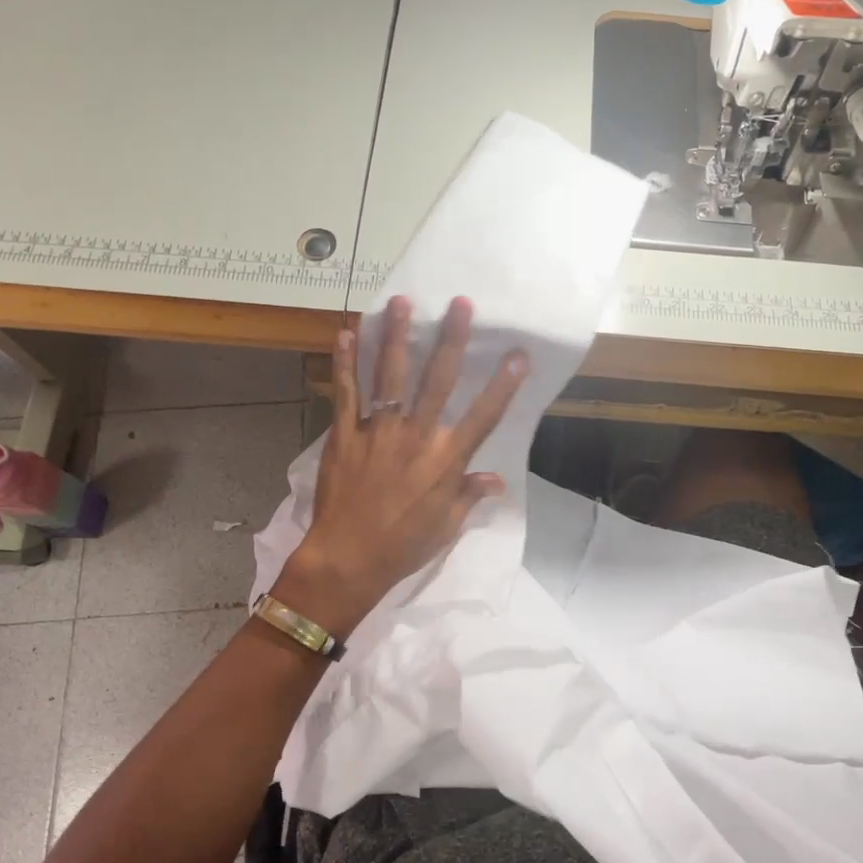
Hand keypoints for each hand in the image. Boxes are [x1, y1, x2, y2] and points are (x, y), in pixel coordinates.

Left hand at [276, 295, 526, 636]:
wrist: (347, 560)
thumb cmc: (403, 546)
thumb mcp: (446, 526)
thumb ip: (470, 496)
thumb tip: (497, 479)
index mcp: (445, 461)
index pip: (483, 416)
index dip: (503, 385)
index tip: (518, 355)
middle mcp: (415, 436)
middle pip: (437, 381)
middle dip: (450, 340)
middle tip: (459, 304)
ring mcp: (378, 432)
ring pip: (389, 375)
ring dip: (396, 336)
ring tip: (401, 302)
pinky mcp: (344, 435)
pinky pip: (345, 393)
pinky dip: (345, 363)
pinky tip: (346, 334)